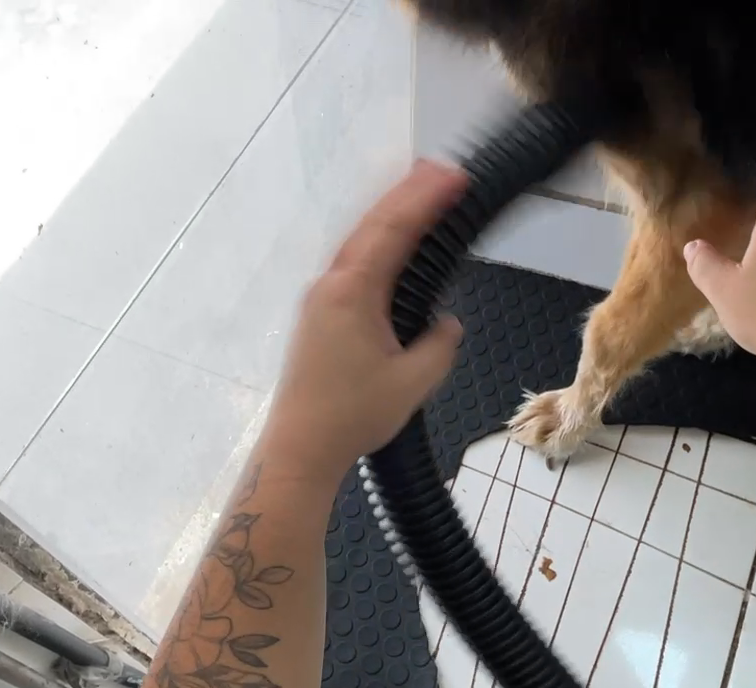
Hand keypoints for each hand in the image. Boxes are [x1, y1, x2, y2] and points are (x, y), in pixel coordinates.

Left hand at [263, 161, 467, 479]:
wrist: (301, 446)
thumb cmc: (352, 416)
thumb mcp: (412, 383)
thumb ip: (439, 346)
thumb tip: (447, 324)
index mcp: (352, 292)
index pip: (393, 230)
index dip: (425, 200)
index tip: (454, 177)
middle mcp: (329, 286)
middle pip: (370, 226)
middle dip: (406, 195)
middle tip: (440, 172)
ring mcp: (317, 301)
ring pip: (356, 245)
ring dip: (387, 219)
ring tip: (417, 198)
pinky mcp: (315, 319)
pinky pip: (349, 269)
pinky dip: (373, 249)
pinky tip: (386, 254)